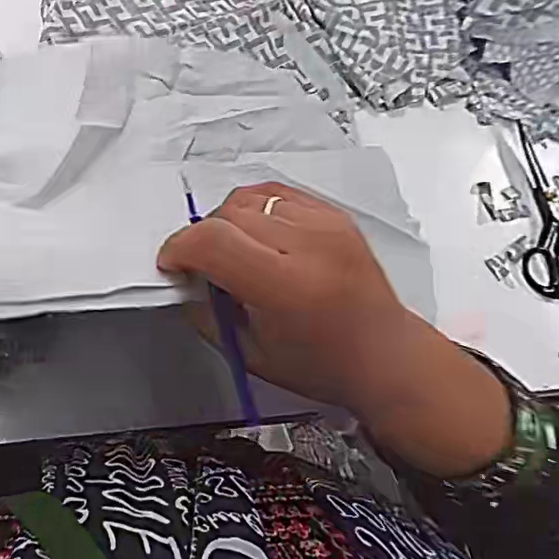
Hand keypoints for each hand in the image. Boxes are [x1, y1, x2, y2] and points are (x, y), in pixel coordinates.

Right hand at [158, 183, 510, 475]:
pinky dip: (256, 210)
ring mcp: (327, 225)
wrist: (385, 355)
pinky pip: (277, 193)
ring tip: (237, 254)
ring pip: (249, 198)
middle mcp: (311, 247)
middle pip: (227, 215)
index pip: (213, 240)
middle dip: (202, 238)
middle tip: (204, 268)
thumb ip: (208, 313)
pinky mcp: (335, 216)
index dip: (179, 248)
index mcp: (287, 288)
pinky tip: (259, 237)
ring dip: (228, 222)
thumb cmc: (325, 365)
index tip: (173, 263)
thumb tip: (184, 280)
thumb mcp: (251, 354)